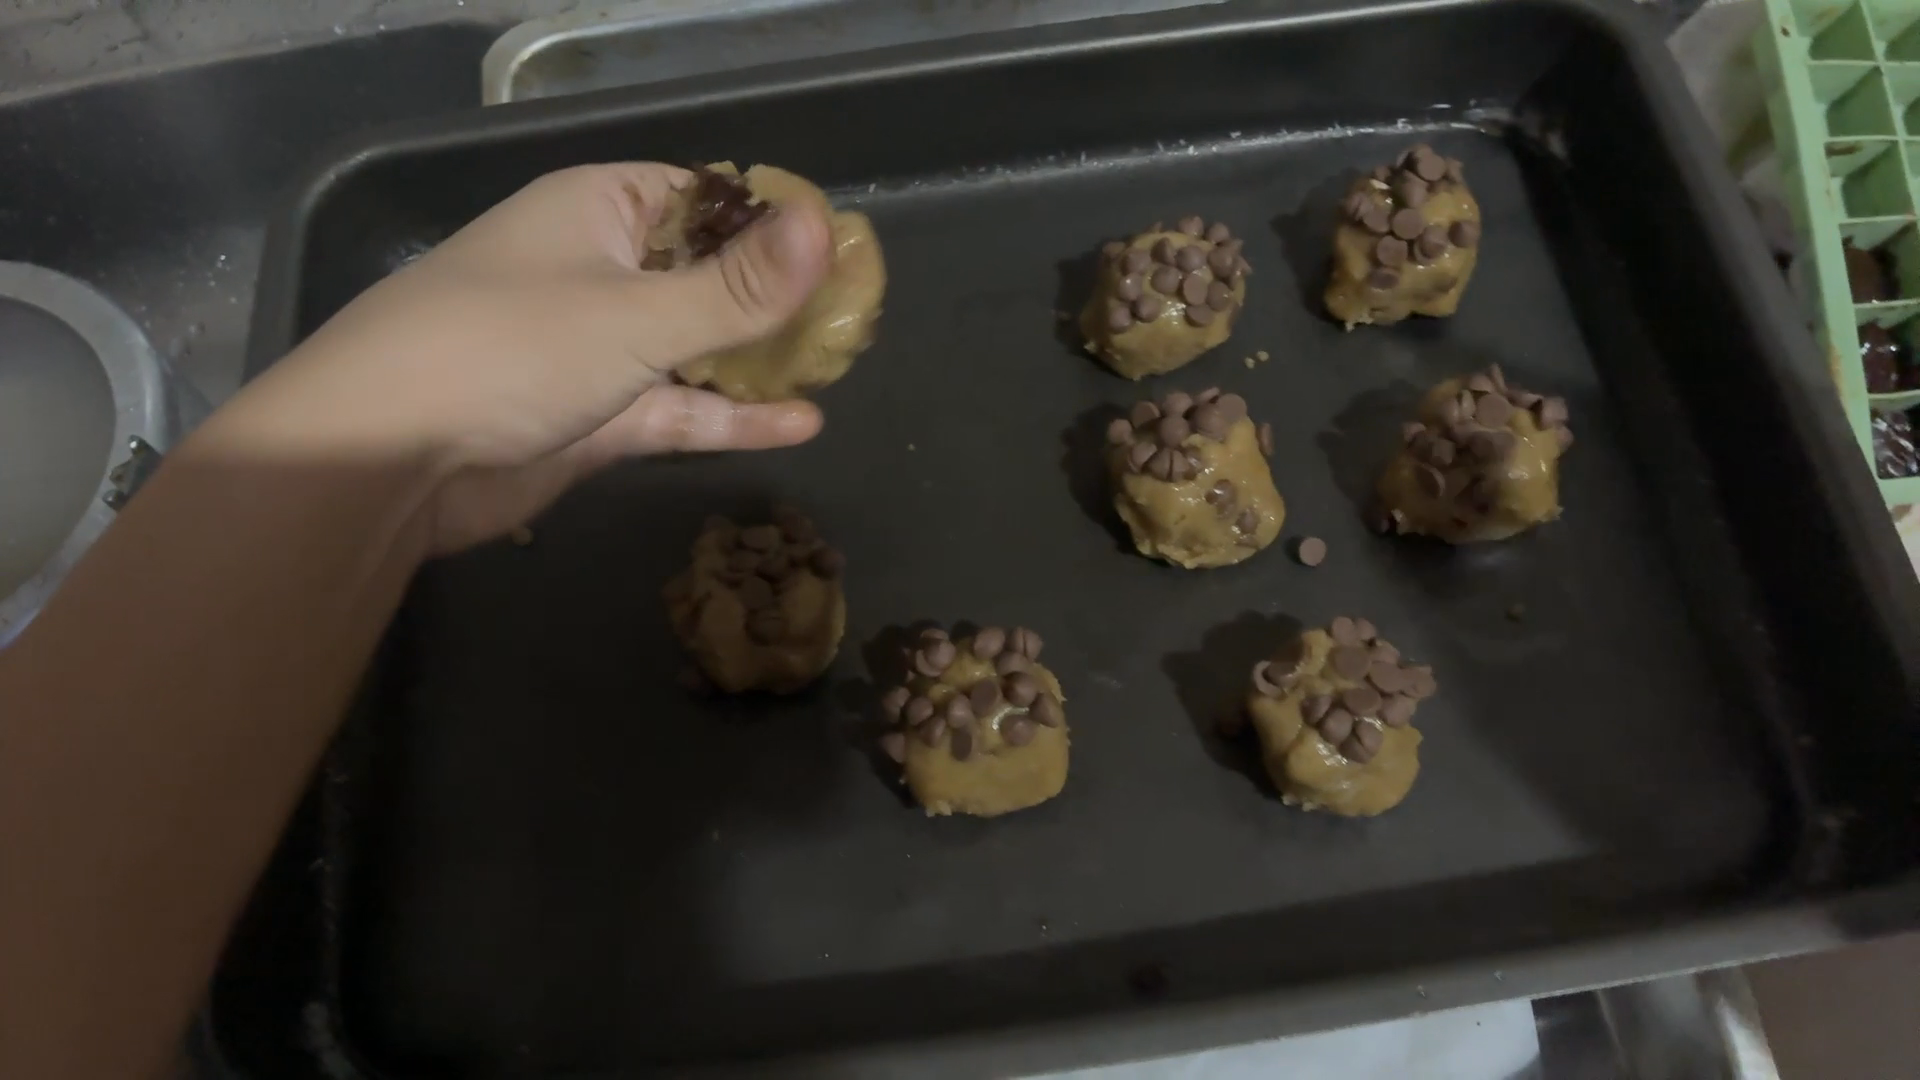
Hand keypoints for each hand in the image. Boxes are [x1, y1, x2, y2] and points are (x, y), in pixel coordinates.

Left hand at [204, 163, 833, 552]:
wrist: (387, 463)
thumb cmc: (508, 353)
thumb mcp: (636, 313)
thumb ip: (737, 286)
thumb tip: (822, 228)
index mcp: (600, 213)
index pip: (704, 199)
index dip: (771, 222)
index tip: (834, 251)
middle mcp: (603, 273)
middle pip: (709, 277)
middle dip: (776, 300)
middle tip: (848, 319)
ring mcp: (603, 349)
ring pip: (699, 349)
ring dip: (761, 363)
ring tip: (833, 369)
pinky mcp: (604, 417)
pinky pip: (683, 409)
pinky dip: (734, 418)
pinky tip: (800, 425)